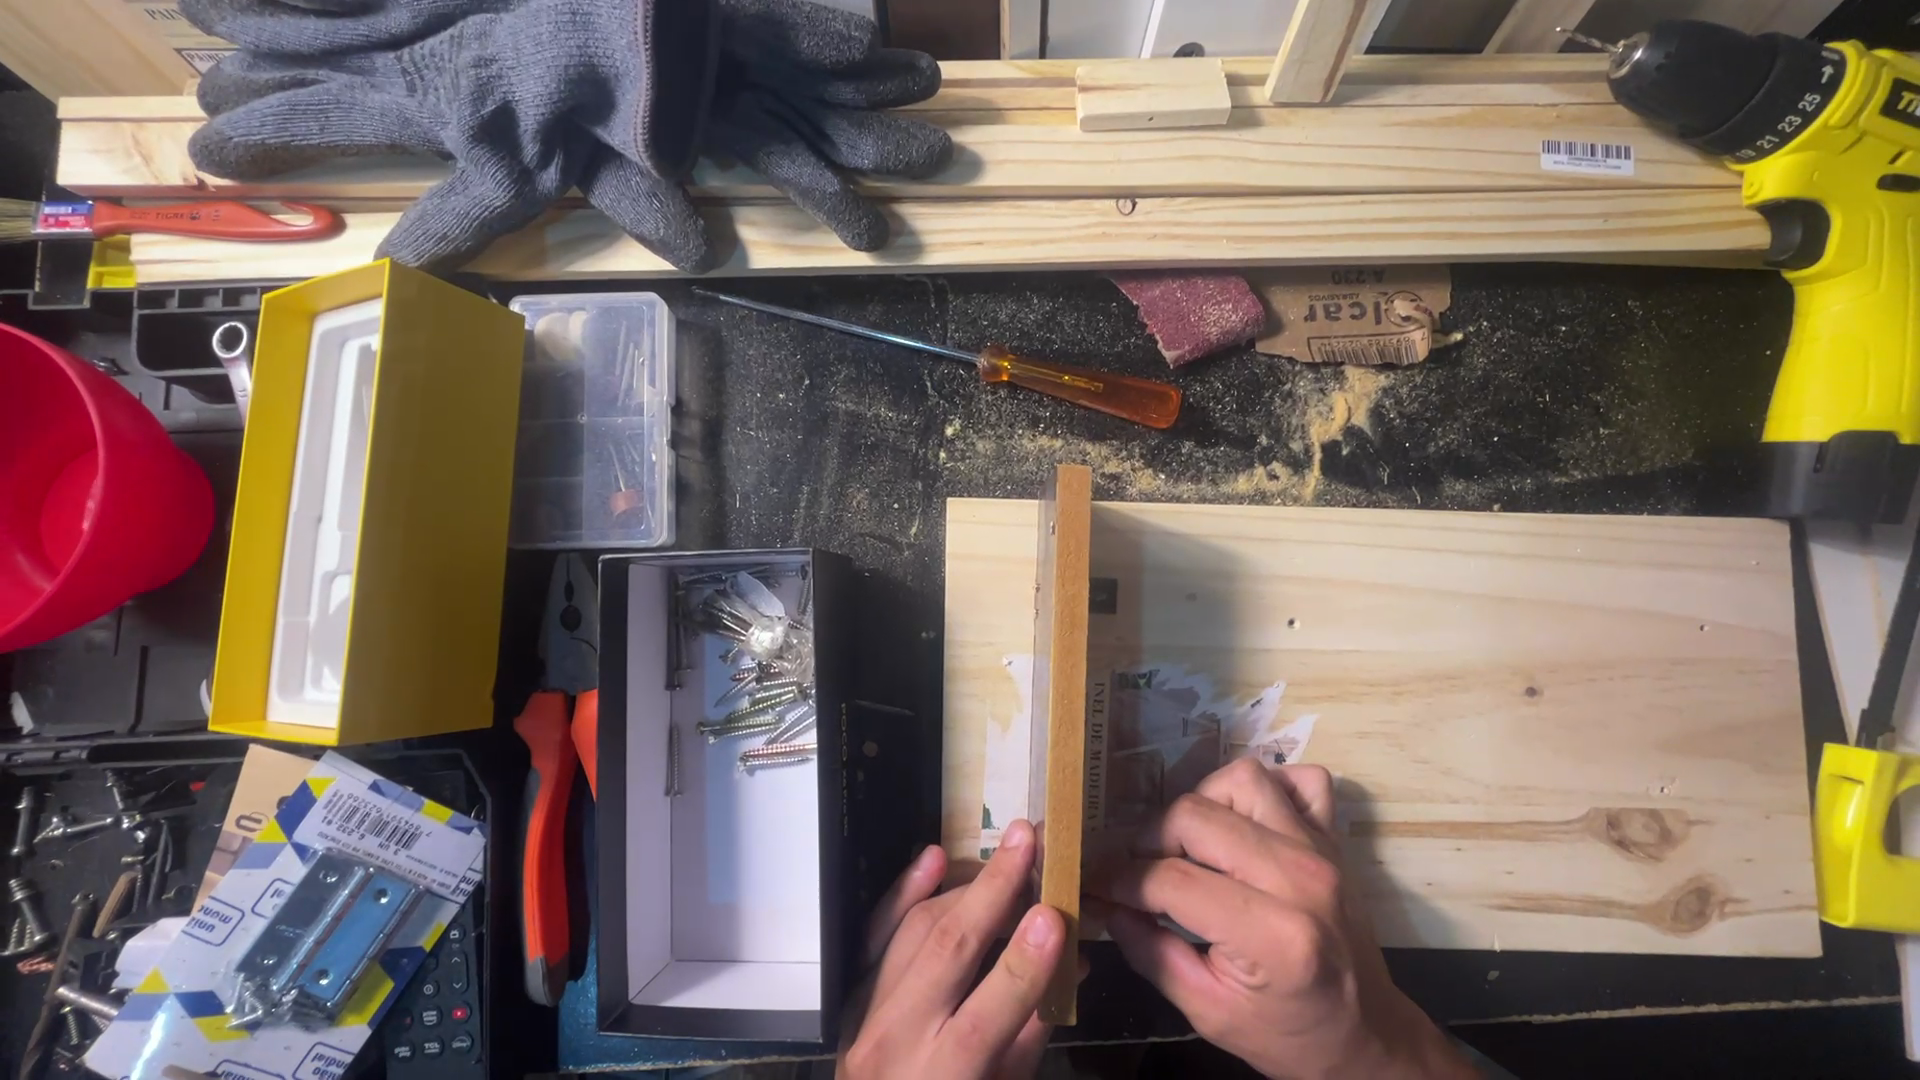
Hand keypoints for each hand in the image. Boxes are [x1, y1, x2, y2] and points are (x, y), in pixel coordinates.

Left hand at [840, 820, 1063, 1079]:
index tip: (1053, 915)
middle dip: (993, 890)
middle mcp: (894, 1039)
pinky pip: (875, 932)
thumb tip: (1068, 960)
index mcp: (941, 1079)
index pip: (985, 1015)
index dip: (1022, 965)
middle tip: (1028, 840)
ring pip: (916, 929)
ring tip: (1007, 856)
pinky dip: (905, 891)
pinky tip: (934, 858)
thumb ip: (1032, 1030)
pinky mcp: (848, 993)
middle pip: (946, 950)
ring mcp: (863, 1011)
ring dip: (965, 886)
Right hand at [1088, 760, 1474, 1079]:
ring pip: (1239, 780)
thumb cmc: (1286, 1034)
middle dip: (1149, 841)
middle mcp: (1298, 877)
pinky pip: (1299, 778)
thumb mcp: (1207, 1012)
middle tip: (1137, 870)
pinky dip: (1265, 788)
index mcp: (1272, 936)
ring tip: (1191, 845)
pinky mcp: (1332, 836)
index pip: (1170, 880)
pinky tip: (1244, 822)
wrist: (1367, 1038)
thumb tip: (1103, 903)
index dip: (1121, 880)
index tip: (1098, 885)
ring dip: (1202, 804)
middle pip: (1194, 817)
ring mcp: (1320, 849)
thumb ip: (1148, 952)